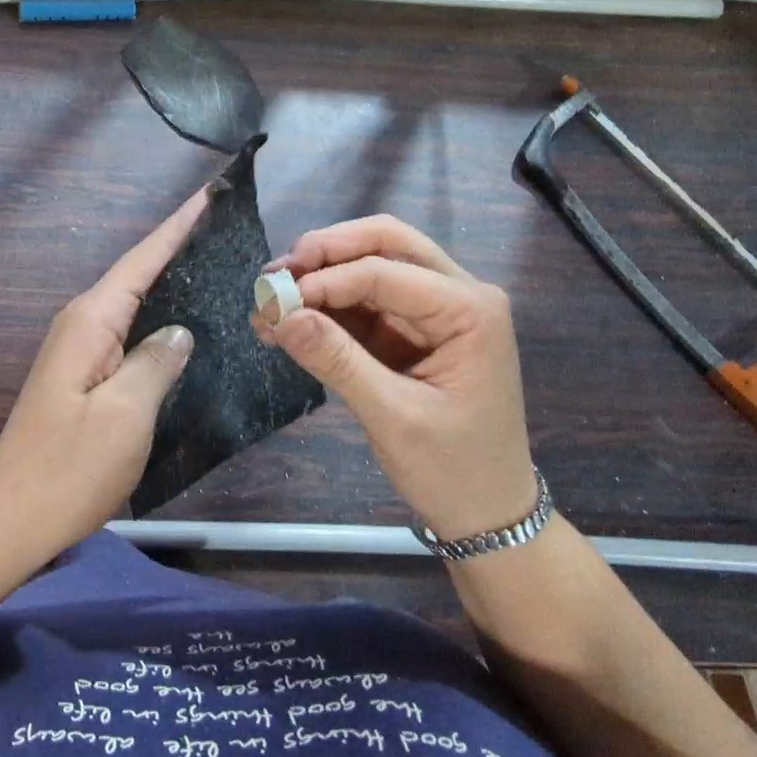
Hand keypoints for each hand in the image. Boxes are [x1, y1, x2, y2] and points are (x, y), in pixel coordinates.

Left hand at [0, 190, 206, 552]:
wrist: (13, 516)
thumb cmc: (70, 467)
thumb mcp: (126, 414)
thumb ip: (157, 362)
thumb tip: (179, 332)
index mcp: (90, 322)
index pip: (141, 259)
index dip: (179, 226)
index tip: (213, 192)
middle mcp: (81, 326)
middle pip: (138, 275)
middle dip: (181, 250)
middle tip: (234, 229)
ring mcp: (80, 354)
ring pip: (135, 307)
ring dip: (173, 287)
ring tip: (225, 268)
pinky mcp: (84, 381)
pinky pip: (129, 338)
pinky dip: (160, 326)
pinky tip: (190, 332)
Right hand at [253, 215, 537, 540]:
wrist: (488, 512)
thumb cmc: (453, 469)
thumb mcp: (393, 417)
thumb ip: (337, 361)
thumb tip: (280, 315)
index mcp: (470, 310)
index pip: (385, 271)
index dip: (324, 279)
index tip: (271, 302)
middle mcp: (457, 296)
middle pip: (385, 243)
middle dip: (325, 253)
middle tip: (273, 276)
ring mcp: (433, 312)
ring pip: (370, 265)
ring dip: (318, 278)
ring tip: (268, 303)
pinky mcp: (410, 332)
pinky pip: (362, 302)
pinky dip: (323, 307)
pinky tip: (286, 323)